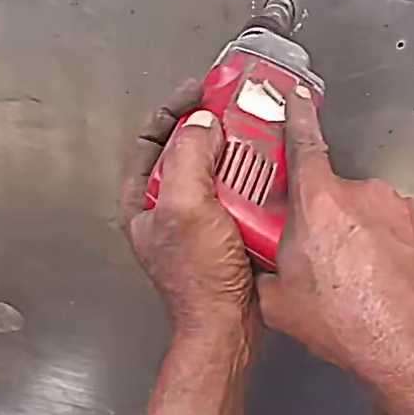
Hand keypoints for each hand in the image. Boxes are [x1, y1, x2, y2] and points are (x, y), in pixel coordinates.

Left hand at [120, 81, 257, 336]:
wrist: (228, 325)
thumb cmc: (199, 278)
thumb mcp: (185, 209)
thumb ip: (188, 157)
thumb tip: (201, 124)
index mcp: (144, 202)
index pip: (152, 139)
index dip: (174, 110)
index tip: (200, 90)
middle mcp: (169, 209)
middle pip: (186, 151)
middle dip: (211, 127)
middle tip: (235, 107)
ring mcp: (199, 222)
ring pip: (216, 172)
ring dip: (236, 152)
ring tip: (255, 134)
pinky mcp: (228, 234)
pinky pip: (239, 195)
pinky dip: (253, 179)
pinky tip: (269, 171)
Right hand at [258, 85, 413, 412]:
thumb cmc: (353, 327)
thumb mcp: (282, 305)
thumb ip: (268, 271)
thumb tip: (267, 270)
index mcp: (321, 204)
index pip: (304, 141)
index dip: (297, 115)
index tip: (297, 97)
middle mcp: (366, 197)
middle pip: (336, 197)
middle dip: (327, 225)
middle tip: (325, 265)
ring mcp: (404, 212)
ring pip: (371, 219)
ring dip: (363, 243)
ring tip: (361, 286)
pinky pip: (402, 235)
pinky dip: (393, 256)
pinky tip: (387, 288)